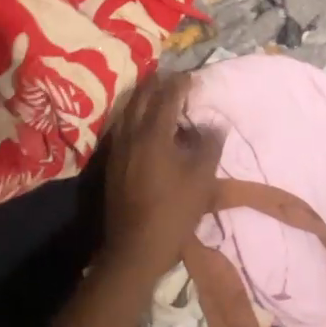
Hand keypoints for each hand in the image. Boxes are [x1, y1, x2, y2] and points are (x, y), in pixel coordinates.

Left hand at [102, 72, 224, 279]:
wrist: (135, 250)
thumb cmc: (173, 211)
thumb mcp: (202, 178)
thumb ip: (209, 145)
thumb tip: (213, 125)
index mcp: (154, 135)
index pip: (167, 98)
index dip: (179, 84)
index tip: (191, 76)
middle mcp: (132, 136)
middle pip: (141, 99)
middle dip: (157, 84)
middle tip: (172, 78)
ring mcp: (118, 151)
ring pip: (128, 113)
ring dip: (143, 99)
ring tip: (157, 94)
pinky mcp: (112, 166)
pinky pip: (123, 129)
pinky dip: (135, 118)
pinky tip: (144, 125)